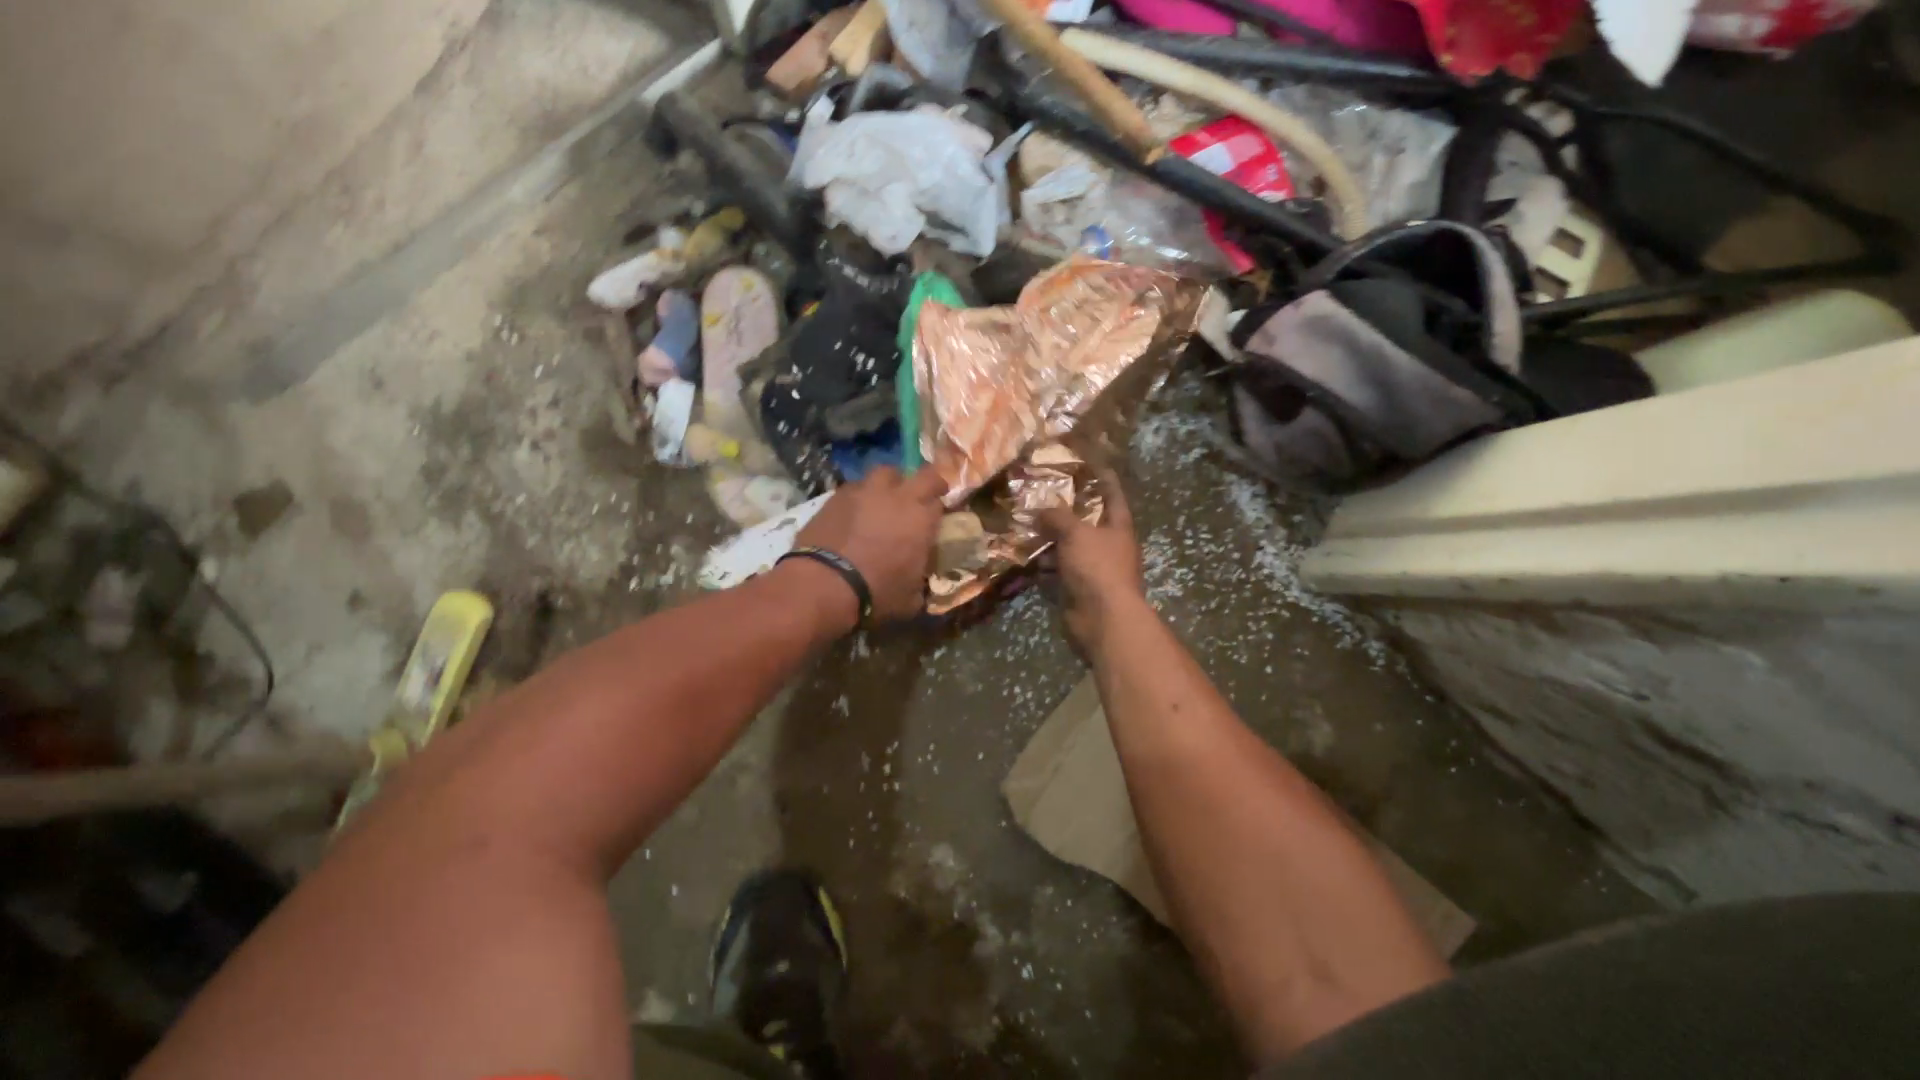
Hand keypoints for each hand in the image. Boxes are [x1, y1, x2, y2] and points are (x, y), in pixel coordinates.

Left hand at [795, 467, 949, 621]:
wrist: (824, 583)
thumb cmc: (875, 593)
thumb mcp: (909, 599)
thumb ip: (919, 583)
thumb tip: (919, 585)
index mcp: (922, 520)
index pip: (941, 502)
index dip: (939, 509)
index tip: (936, 519)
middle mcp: (899, 497)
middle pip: (924, 473)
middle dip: (928, 482)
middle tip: (924, 494)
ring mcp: (866, 491)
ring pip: (886, 471)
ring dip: (891, 482)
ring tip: (885, 497)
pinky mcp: (838, 495)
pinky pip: (856, 486)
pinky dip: (861, 495)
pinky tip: (855, 510)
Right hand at [1038, 471, 1145, 654]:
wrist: (1104, 618)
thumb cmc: (1097, 567)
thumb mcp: (1076, 533)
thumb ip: (1058, 517)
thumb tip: (1040, 510)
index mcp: (1118, 526)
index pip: (1112, 494)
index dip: (1102, 477)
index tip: (1088, 462)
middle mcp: (1109, 545)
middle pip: (1088, 522)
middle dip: (1066, 511)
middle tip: (1042, 496)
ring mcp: (1095, 569)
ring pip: (1070, 547)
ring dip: (1051, 539)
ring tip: (1027, 526)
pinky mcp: (1080, 588)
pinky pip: (1060, 570)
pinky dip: (1046, 565)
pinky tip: (1028, 558)